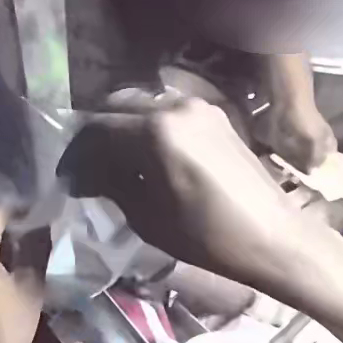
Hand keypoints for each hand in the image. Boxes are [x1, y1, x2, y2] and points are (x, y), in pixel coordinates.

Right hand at [60, 92, 342, 302]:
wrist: (275, 238)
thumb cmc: (208, 236)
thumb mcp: (148, 217)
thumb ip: (112, 184)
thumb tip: (84, 173)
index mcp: (156, 128)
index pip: (97, 127)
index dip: (76, 152)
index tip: (67, 176)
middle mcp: (176, 104)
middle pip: (118, 105)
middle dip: (97, 133)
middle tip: (87, 167)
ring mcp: (200, 106)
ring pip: (144, 105)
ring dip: (124, 128)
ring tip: (116, 164)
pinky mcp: (217, 116)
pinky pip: (169, 112)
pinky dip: (149, 128)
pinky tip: (146, 157)